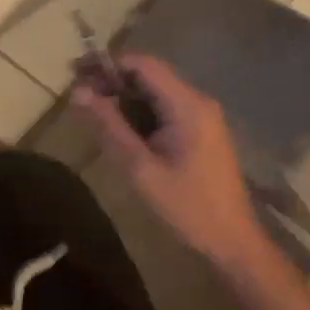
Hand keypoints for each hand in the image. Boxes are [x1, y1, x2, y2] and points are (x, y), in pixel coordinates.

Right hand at [73, 55, 265, 270]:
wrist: (234, 246)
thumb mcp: (139, 167)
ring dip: (122, 96)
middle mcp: (197, 102)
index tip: (75, 74)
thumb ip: (108, 125)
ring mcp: (202, 117)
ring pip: (154, 91)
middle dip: (111, 80)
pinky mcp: (200, 132)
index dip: (106, 64)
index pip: (142, 64)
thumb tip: (77, 91)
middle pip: (148, 74)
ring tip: (92, 111)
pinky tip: (119, 128)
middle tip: (78, 95)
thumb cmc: (188, 207)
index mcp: (187, 105)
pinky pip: (163, 108)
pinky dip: (137, 110)